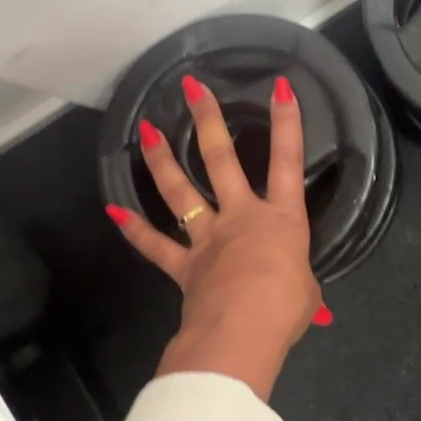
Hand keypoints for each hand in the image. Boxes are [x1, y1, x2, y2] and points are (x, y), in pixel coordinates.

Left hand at [106, 74, 320, 399]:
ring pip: (181, 191)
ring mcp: (208, 238)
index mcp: (281, 219)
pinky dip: (134, 230)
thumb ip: (297, 281)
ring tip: (148, 129)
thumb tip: (300, 296)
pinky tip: (113, 212)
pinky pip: (156, 245)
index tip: (279, 87)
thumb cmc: (285, 307)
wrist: (242, 332)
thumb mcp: (307, 292)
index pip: (288, 161)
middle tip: (193, 88)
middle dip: (208, 120)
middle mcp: (241, 216)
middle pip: (221, 159)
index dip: (287, 123)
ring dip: (162, 160)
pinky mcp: (184, 265)